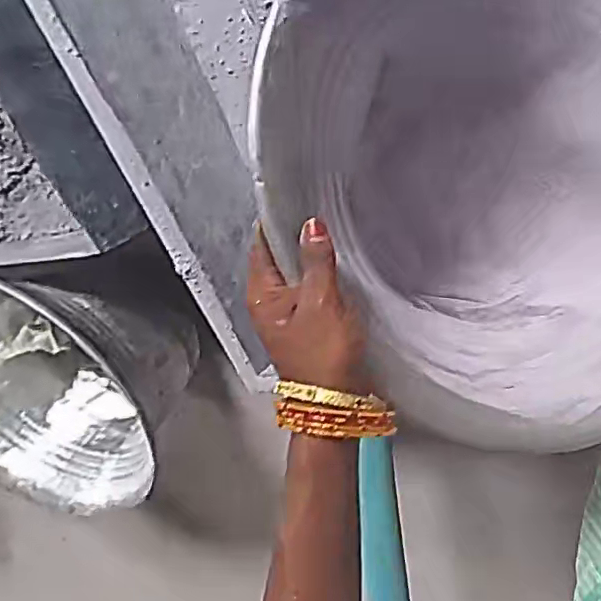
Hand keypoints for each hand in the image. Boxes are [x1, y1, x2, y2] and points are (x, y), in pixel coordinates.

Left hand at [248, 217, 369, 394]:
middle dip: (297, 236)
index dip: (278, 221)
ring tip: (332, 233)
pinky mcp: (308, 321)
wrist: (336, 401)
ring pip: (297, 272)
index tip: (297, 198)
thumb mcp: (321, 302)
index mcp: (262, 295)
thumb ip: (316, 261)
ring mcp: (289, 312)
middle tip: (321, 211)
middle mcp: (269, 302)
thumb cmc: (323, 356)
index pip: (263, 245)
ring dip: (312, 255)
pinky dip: (322, 274)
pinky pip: (311, 287)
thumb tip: (312, 226)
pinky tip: (338, 266)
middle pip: (279, 257)